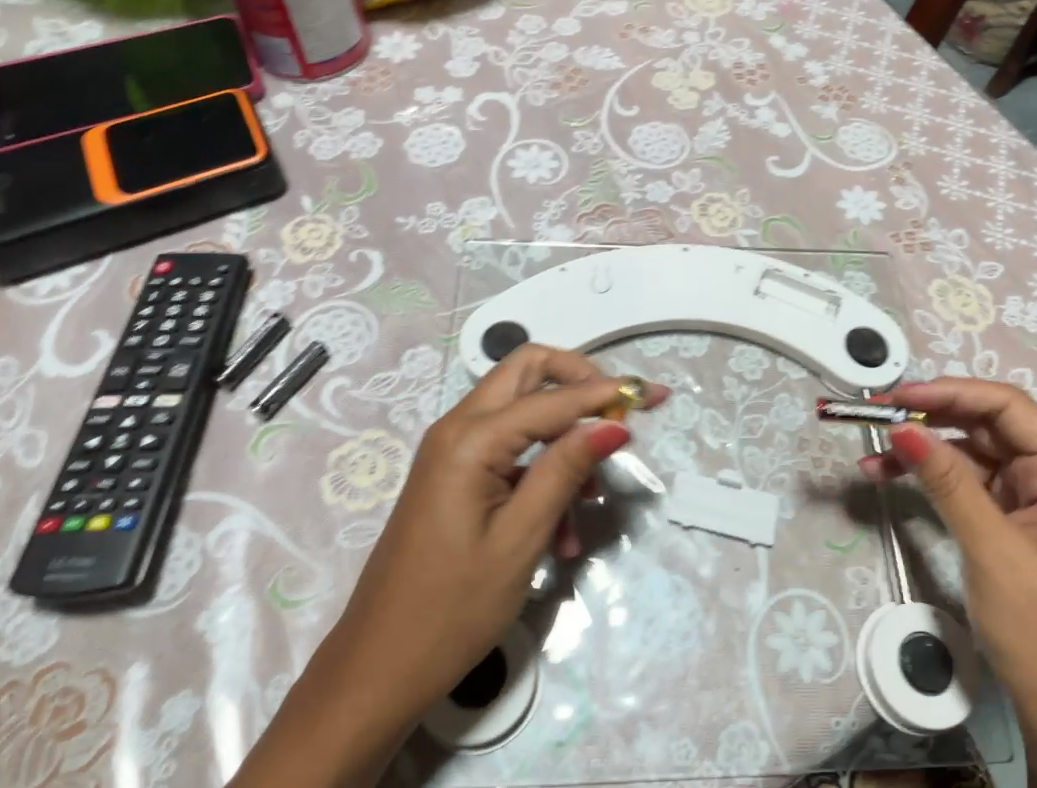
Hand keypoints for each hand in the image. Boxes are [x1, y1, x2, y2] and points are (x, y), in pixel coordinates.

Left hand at [335, 345, 666, 701]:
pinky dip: (543, 472)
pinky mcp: (455, 476)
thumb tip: (614, 422)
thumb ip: (565, 470)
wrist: (382, 664)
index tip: (654, 395)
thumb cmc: (452, 608)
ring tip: (591, 503)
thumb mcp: (521, 538)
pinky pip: (509, 451)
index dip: (607, 392)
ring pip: (522, 414)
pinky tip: (563, 532)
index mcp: (470, 440)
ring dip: (564, 441)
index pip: (553, 397)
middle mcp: (457, 429)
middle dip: (579, 385)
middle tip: (619, 416)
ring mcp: (452, 451)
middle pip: (526, 373)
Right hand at [864, 379, 1036, 786]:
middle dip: (932, 415)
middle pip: (986, 424)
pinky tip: (887, 475)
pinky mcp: (1004, 518)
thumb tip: (902, 429)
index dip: (953, 393)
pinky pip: (962, 482)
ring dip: (922, 448)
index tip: (899, 397)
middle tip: (877, 414)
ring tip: (872, 450)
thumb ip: (948, 484)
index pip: (1009, 409)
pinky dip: (927, 477)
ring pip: (968, 451)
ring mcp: (1025, 496)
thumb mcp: (991, 550)